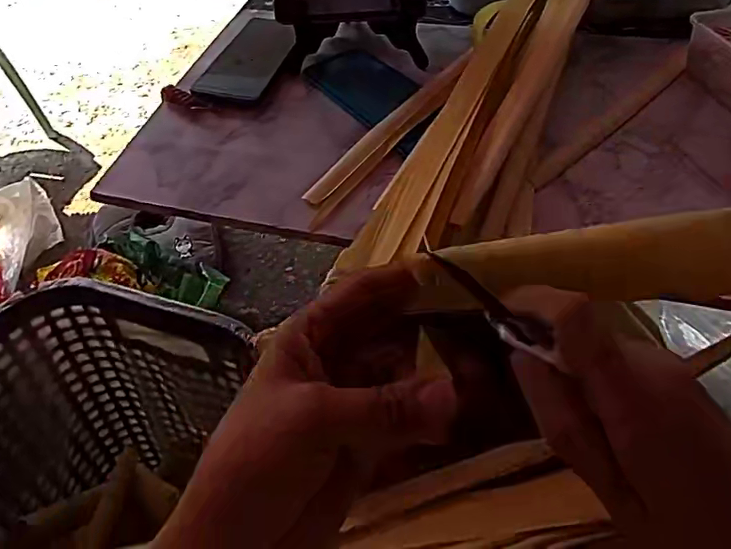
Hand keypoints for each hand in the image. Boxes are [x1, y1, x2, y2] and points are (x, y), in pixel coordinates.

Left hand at [155, 265, 458, 548]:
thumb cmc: (254, 461)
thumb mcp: (314, 421)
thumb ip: (385, 407)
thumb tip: (453, 396)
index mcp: (310, 336)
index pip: (359, 293)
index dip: (397, 279)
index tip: (443, 269)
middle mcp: (336, 360)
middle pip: (389, 330)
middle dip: (427, 325)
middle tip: (474, 320)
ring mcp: (354, 401)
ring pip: (403, 373)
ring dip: (434, 371)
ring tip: (476, 368)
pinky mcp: (367, 443)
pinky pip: (407, 418)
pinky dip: (431, 415)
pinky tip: (459, 412)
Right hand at [506, 287, 730, 548]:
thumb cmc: (686, 528)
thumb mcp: (612, 492)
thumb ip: (564, 423)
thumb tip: (521, 357)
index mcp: (632, 393)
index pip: (575, 313)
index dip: (532, 302)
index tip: (499, 318)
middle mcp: (648, 358)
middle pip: (578, 329)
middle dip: (549, 358)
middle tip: (556, 424)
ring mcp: (665, 359)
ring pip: (595, 347)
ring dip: (576, 377)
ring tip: (595, 446)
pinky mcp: (672, 367)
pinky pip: (616, 360)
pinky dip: (599, 384)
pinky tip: (618, 437)